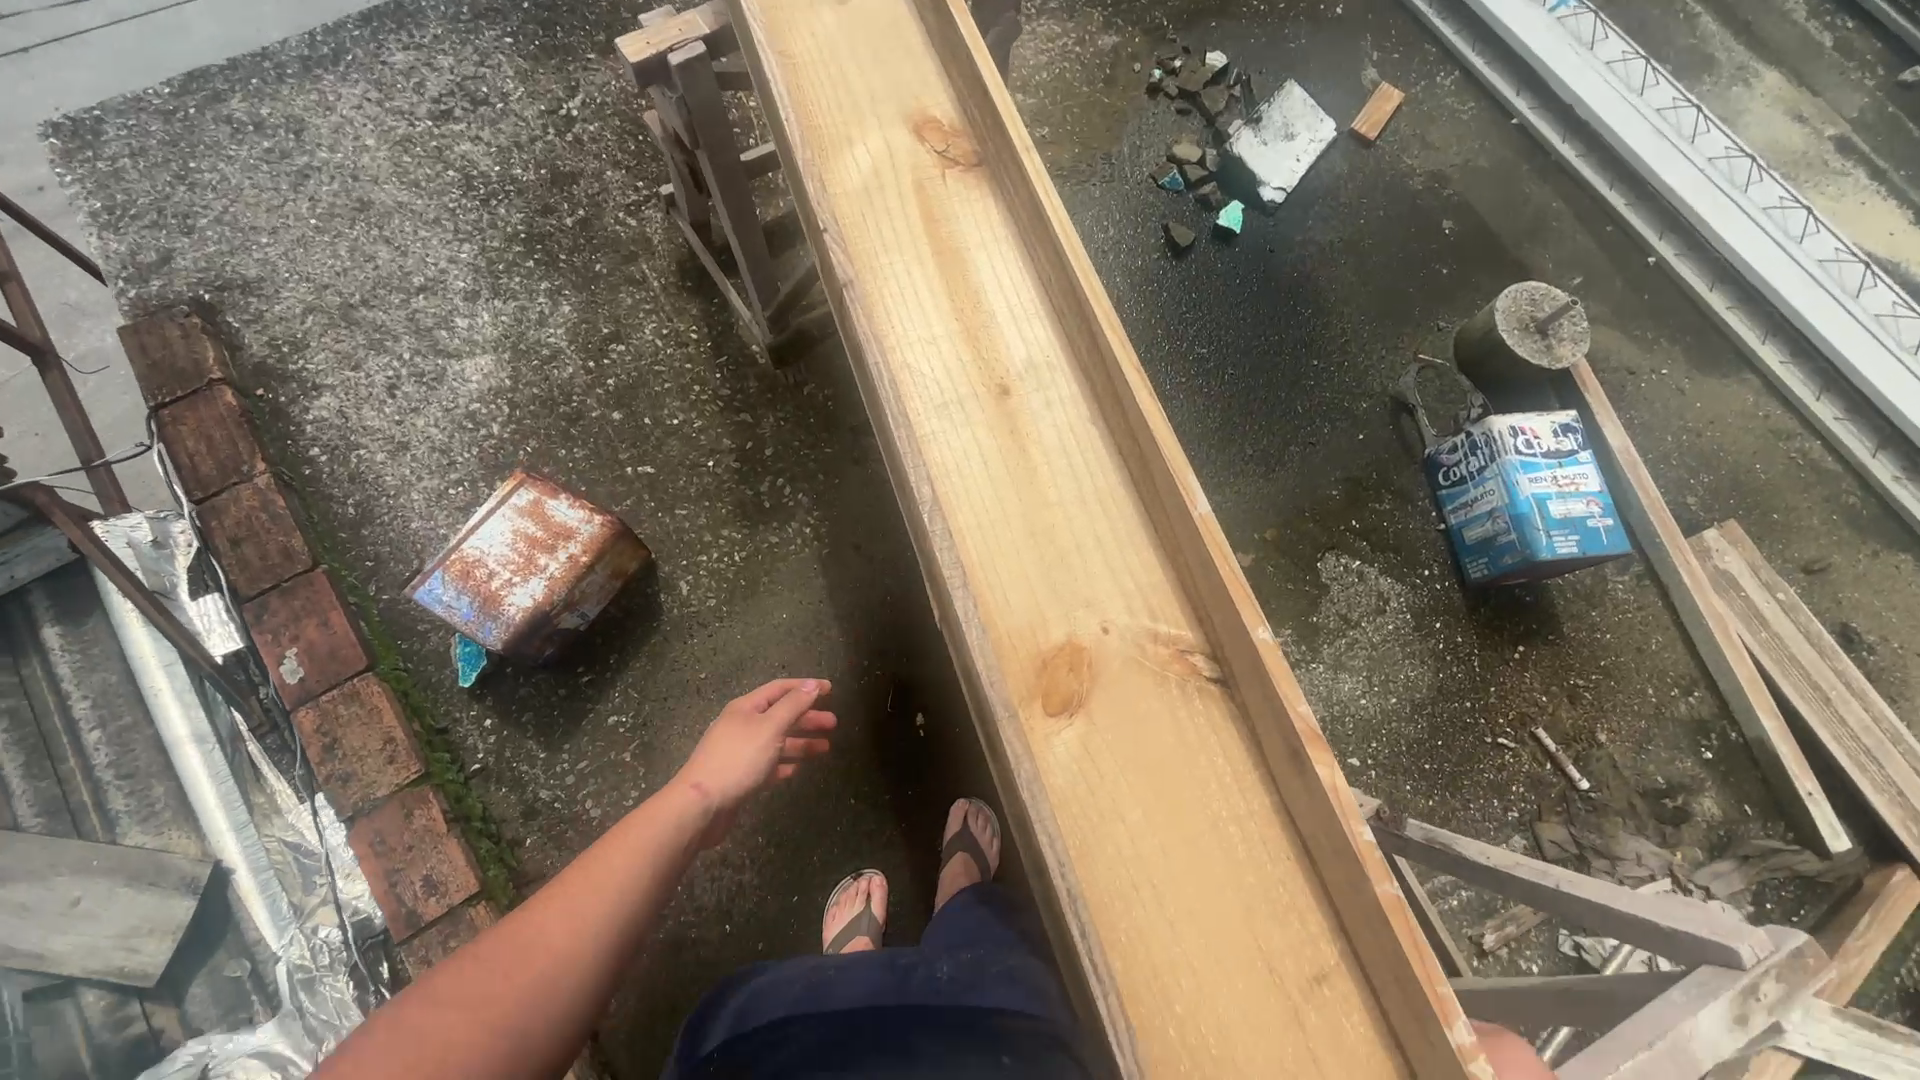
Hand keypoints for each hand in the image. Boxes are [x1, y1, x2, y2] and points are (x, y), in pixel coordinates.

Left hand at [671, 679, 835, 846]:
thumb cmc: (738, 760)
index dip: (805, 687)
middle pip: (780, 716)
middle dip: (807, 718)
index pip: (780, 689)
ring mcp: (740, 752)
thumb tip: (811, 684)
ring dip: (801, 743)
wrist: (701, 805)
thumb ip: (793, 705)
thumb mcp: (770, 727)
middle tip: (833, 723)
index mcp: (746, 708)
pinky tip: (797, 769)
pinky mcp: (740, 777)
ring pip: (776, 742)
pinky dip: (784, 764)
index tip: (830, 690)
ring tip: (825, 748)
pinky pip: (767, 765)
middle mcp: (742, 726)